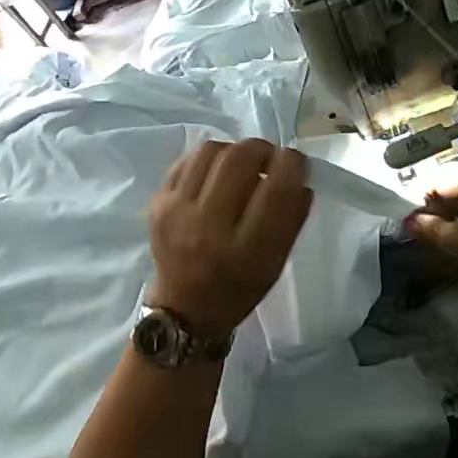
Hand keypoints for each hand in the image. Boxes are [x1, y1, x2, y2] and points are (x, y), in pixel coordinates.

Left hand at [148, 139, 312, 338]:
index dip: (292, 164)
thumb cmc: (240, 286)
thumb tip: (299, 173)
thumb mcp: (277, 261)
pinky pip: (188, 160)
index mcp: (247, 249)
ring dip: (235, 150)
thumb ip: (293, 216)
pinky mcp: (158, 203)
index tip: (296, 162)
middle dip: (263, 149)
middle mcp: (210, 227)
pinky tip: (218, 172)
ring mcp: (177, 212)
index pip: (276, 189)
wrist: (185, 308)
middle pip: (241, 160)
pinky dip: (210, 158)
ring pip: (212, 151)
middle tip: (270, 158)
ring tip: (243, 164)